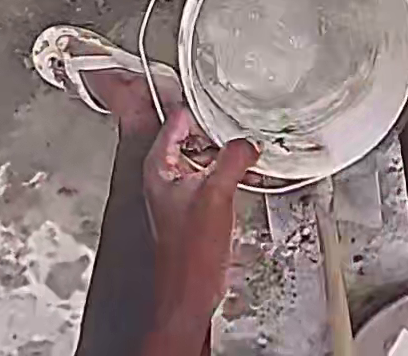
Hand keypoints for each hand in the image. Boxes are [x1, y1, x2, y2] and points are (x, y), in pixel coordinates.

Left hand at [140, 108, 258, 352]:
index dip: (203, 112)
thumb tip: (248, 142)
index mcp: (159, 165)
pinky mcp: (196, 203)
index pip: (179, 119)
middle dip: (219, 133)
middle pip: (194, 134)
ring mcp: (181, 188)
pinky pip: (214, 173)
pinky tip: (249, 172)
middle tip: (241, 130)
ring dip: (227, 153)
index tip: (226, 111)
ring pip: (206, 154)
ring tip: (248, 150)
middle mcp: (166, 173)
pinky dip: (230, 170)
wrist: (191, 295)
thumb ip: (233, 159)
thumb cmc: (189, 255)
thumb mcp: (216, 194)